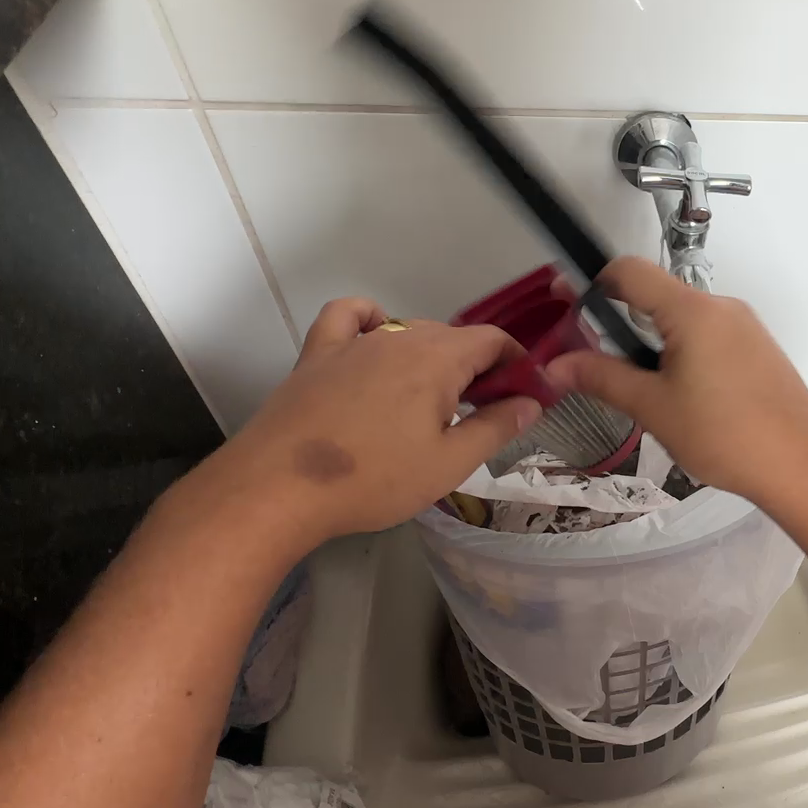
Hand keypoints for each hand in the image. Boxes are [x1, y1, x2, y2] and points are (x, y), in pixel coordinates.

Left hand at [195, 298, 539, 545]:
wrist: (276, 490)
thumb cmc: (374, 480)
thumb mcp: (450, 463)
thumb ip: (496, 427)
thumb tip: (531, 403)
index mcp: (438, 359)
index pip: (493, 340)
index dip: (517, 364)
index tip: (525, 396)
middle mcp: (399, 338)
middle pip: (455, 337)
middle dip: (480, 366)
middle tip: (485, 412)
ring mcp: (354, 343)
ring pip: (409, 330)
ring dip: (435, 356)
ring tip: (436, 399)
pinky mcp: (317, 356)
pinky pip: (348, 317)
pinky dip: (369, 318)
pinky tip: (375, 339)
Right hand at [546, 258, 807, 503]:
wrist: (800, 463)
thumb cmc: (723, 435)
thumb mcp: (653, 408)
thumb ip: (602, 378)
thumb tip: (554, 366)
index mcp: (693, 311)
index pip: (630, 271)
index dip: (592, 282)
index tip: (567, 305)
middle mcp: (722, 306)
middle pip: (659, 297)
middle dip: (623, 323)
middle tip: (600, 363)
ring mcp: (746, 326)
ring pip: (686, 320)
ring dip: (656, 344)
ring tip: (647, 392)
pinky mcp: (760, 348)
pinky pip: (712, 336)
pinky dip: (686, 354)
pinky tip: (687, 398)